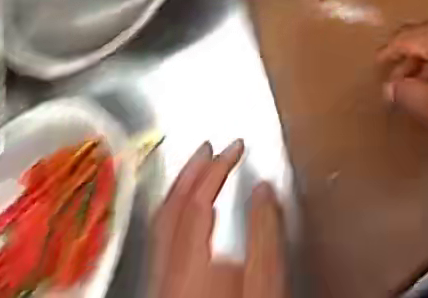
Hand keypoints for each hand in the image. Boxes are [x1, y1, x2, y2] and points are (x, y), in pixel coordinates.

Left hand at [153, 140, 285, 297]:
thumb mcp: (267, 280)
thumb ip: (265, 230)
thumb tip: (263, 185)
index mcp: (191, 265)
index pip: (196, 201)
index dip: (217, 167)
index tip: (237, 144)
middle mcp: (165, 275)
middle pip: (168, 213)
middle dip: (190, 173)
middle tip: (211, 145)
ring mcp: (160, 288)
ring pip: (160, 229)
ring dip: (181, 192)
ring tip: (201, 168)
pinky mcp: (164, 296)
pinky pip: (162, 244)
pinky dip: (178, 215)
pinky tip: (193, 212)